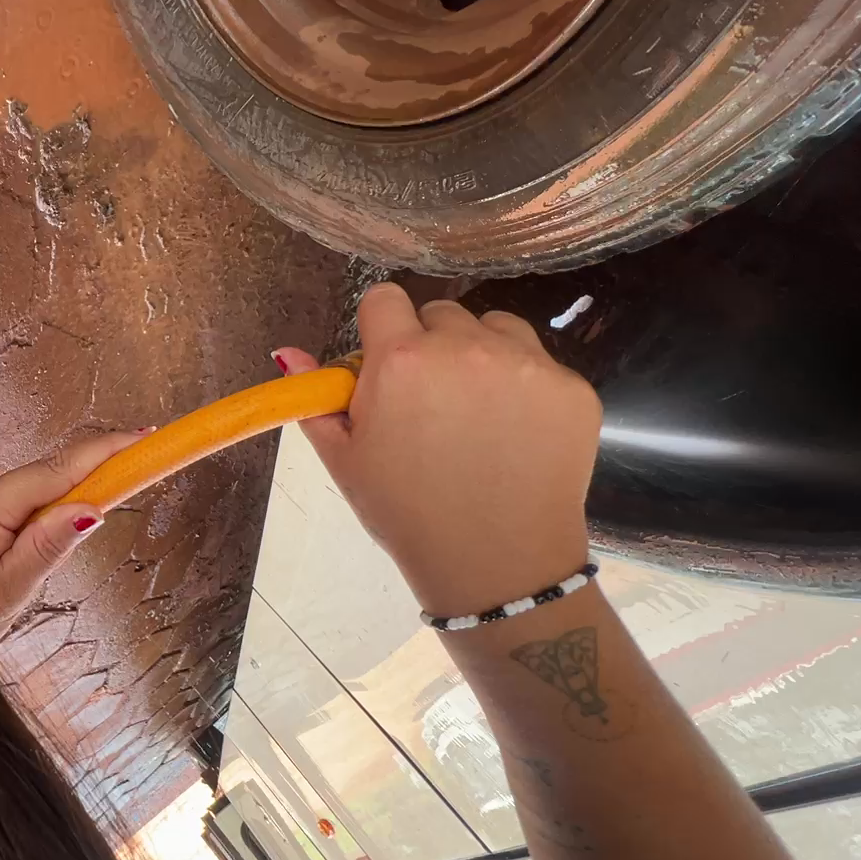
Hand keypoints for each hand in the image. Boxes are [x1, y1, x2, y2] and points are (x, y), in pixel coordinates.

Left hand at [0, 432, 147, 644]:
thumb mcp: (7, 589)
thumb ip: (48, 545)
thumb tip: (92, 507)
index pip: (57, 469)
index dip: (104, 452)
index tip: (145, 436)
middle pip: (48, 474)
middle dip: (93, 475)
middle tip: (138, 479)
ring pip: (34, 491)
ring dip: (67, 500)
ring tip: (89, 529)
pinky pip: (18, 504)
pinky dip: (43, 513)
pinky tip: (47, 542)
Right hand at [274, 283, 601, 616]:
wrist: (493, 560)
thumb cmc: (402, 510)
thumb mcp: (343, 457)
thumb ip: (315, 398)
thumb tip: (289, 353)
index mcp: (399, 360)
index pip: (384, 298)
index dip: (378, 326)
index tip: (381, 361)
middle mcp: (464, 347)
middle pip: (439, 312)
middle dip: (426, 342)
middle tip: (424, 397)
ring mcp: (526, 364)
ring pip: (494, 327)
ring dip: (476, 351)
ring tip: (471, 407)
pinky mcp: (572, 387)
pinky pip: (538, 362)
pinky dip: (520, 384)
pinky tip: (510, 430)